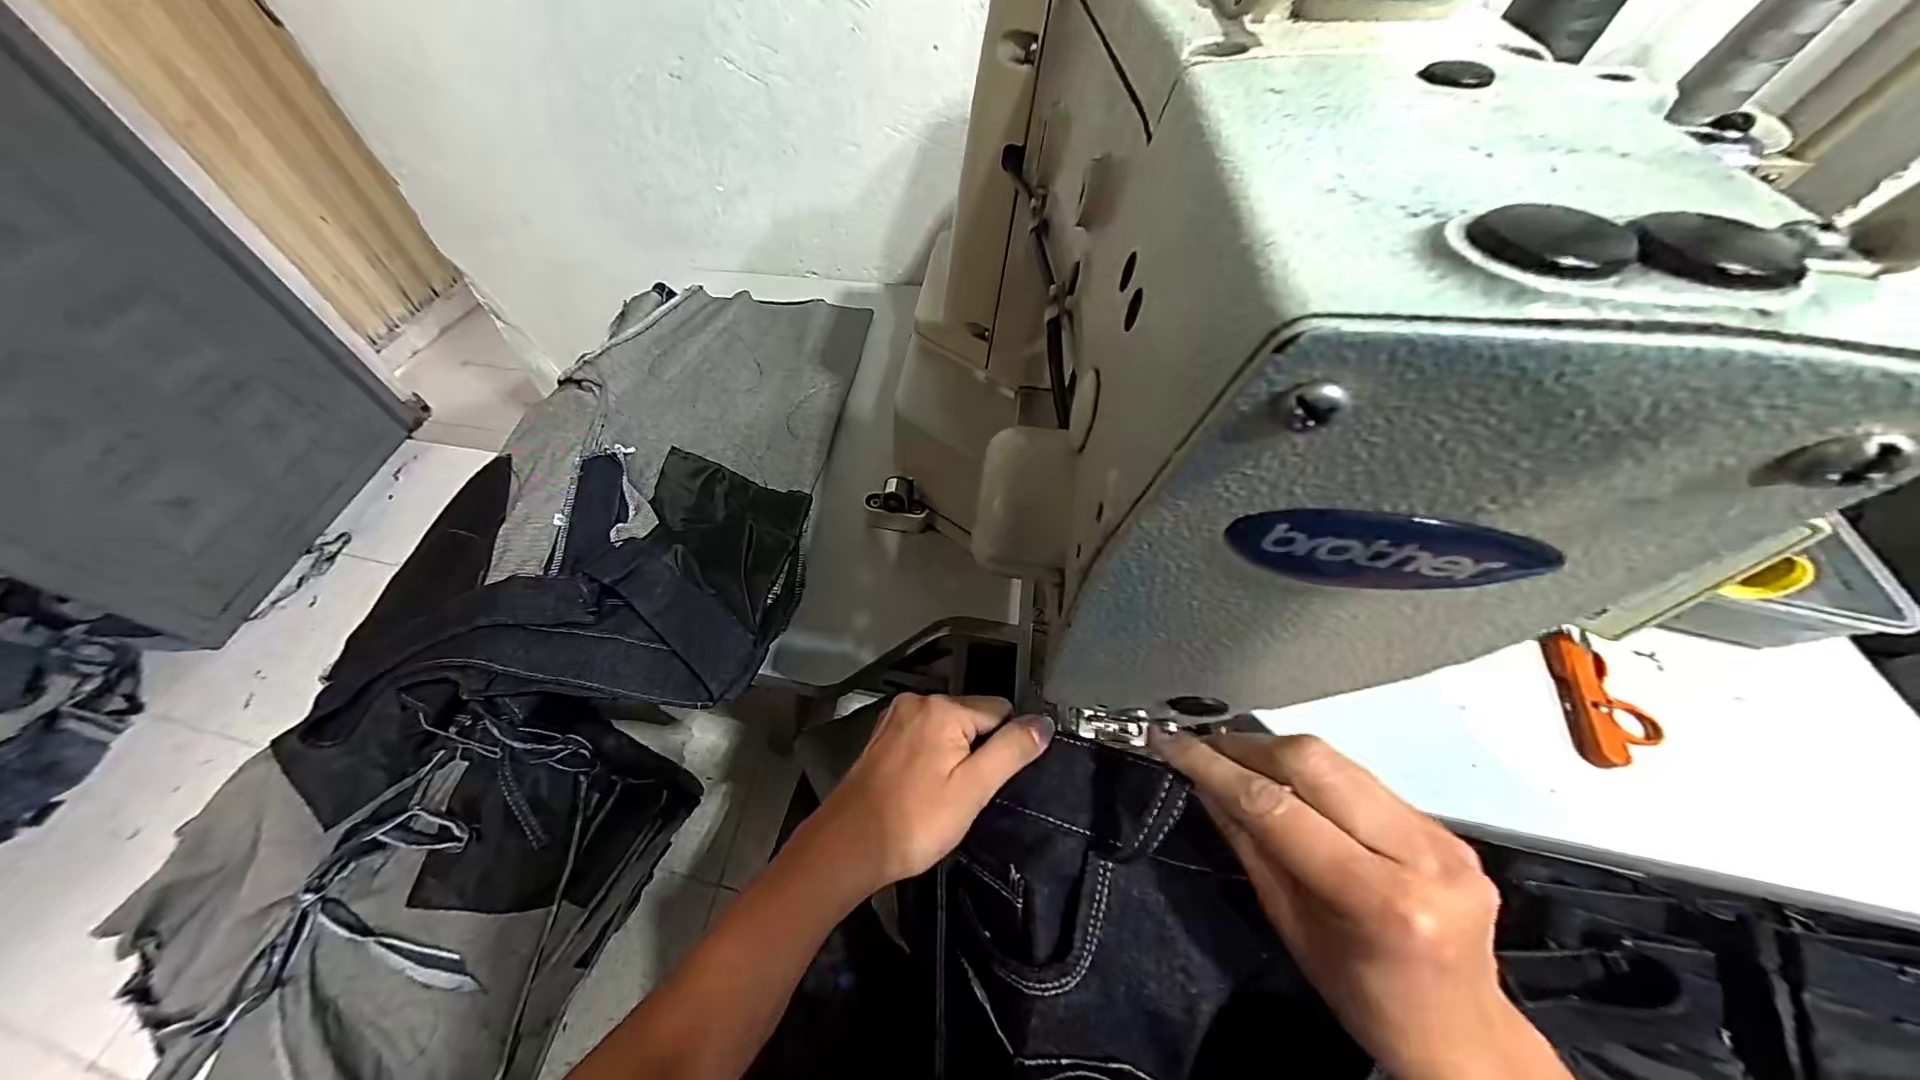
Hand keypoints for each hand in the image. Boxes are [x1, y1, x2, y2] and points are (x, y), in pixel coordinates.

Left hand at [801, 694, 1052, 893]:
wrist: (847, 847)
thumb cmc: (914, 821)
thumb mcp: (973, 789)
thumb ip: (1011, 750)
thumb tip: (1043, 723)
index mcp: (941, 708)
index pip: (999, 711)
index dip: (1003, 747)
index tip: (988, 780)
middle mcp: (917, 702)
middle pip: (972, 718)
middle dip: (976, 751)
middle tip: (963, 794)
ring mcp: (895, 718)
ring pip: (948, 730)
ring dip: (953, 756)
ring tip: (939, 796)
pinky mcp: (882, 737)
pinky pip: (924, 738)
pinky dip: (930, 758)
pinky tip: (921, 790)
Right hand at [1152, 731, 1570, 1079]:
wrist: (1465, 1036)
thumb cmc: (1365, 997)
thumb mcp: (1291, 926)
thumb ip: (1249, 846)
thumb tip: (1203, 785)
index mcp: (1380, 899)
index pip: (1277, 808)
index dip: (1215, 769)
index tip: (1173, 745)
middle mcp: (1421, 855)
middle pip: (1313, 763)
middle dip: (1246, 746)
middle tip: (1201, 745)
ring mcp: (1441, 836)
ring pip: (1337, 759)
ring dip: (1274, 750)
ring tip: (1232, 755)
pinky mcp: (1445, 826)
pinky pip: (1360, 777)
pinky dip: (1311, 770)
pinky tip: (1284, 778)